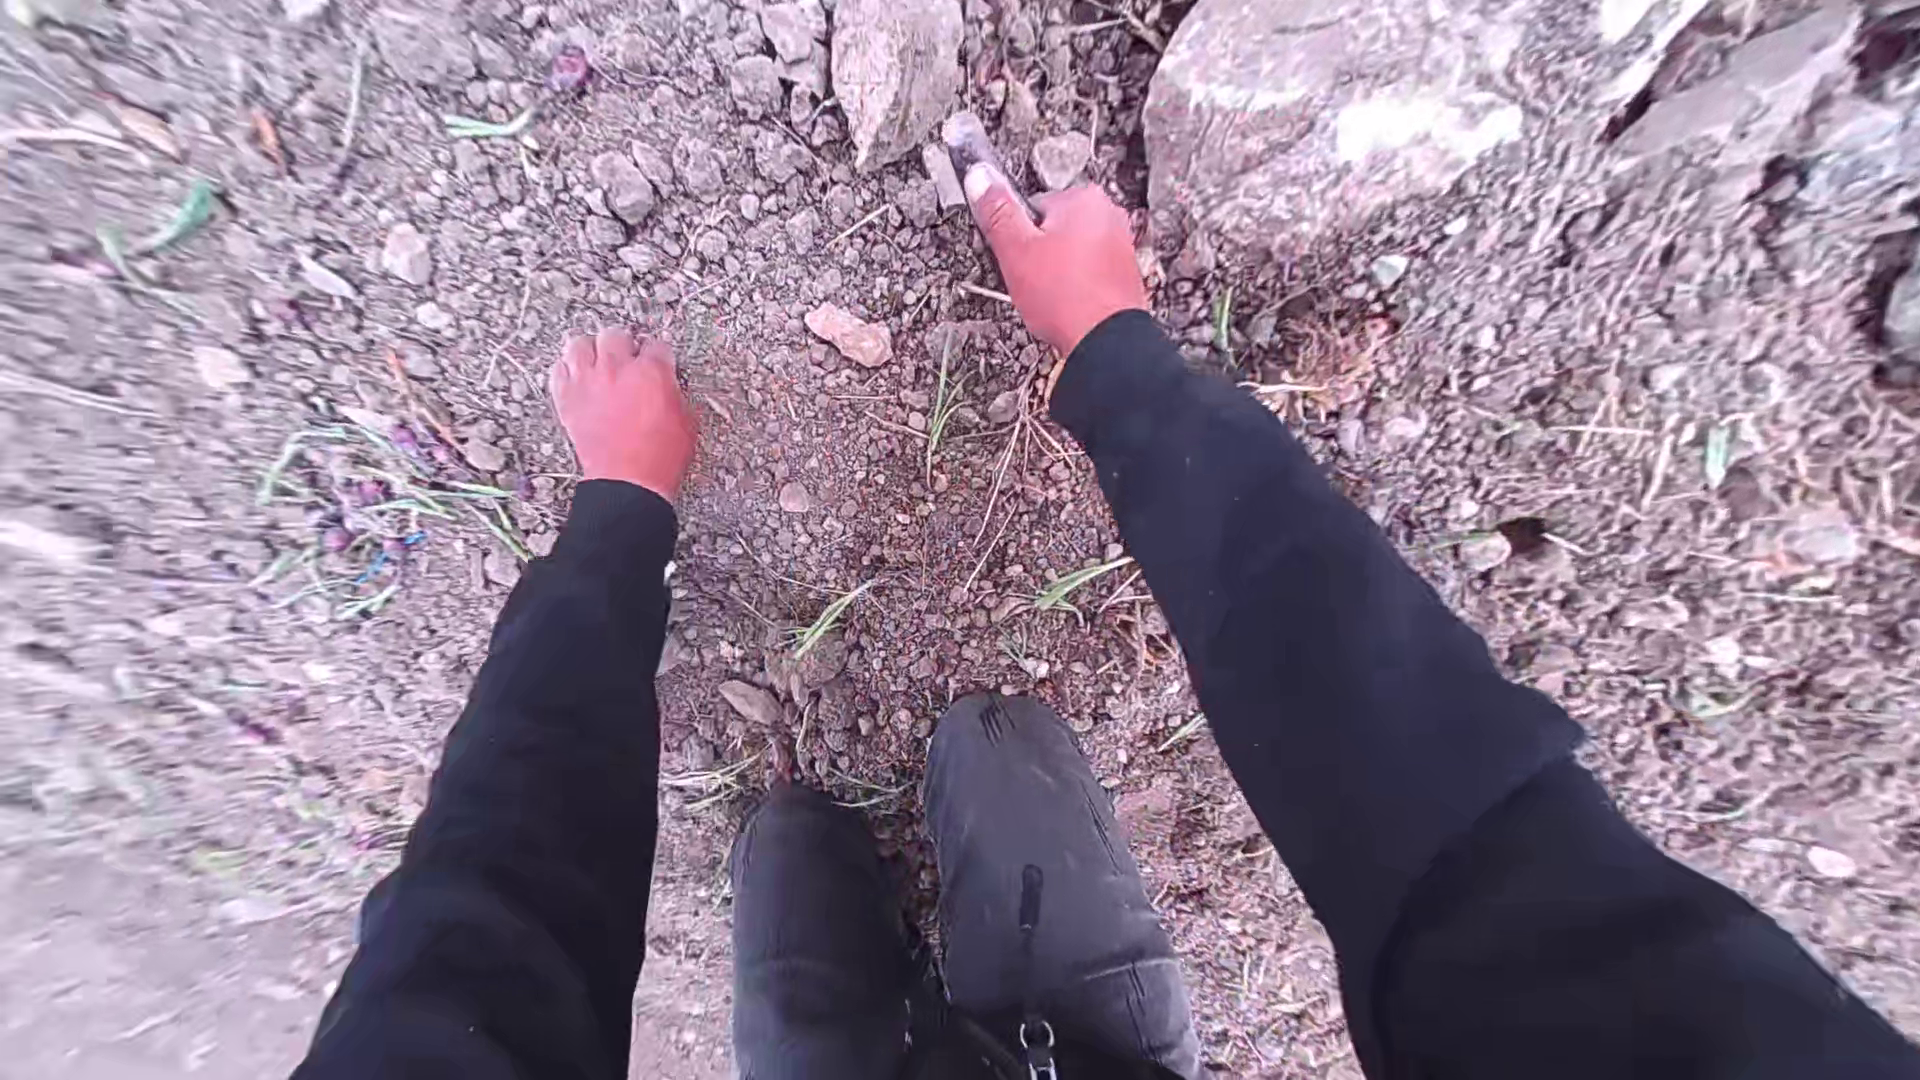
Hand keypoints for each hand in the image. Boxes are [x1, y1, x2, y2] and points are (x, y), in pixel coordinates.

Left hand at [549, 328, 695, 501]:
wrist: (630, 481)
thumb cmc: (659, 457)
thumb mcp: (687, 422)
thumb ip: (675, 394)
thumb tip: (668, 387)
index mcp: (652, 372)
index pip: (657, 345)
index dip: (660, 354)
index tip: (659, 359)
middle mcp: (617, 369)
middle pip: (615, 335)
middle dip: (625, 344)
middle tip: (628, 355)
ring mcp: (588, 381)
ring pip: (580, 343)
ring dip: (592, 349)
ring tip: (599, 360)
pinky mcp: (566, 397)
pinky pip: (559, 368)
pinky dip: (568, 369)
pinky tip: (579, 376)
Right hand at [964, 164, 1149, 354]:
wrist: (1105, 341)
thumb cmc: (1065, 298)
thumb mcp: (1016, 252)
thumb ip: (997, 213)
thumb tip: (979, 177)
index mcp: (1083, 199)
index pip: (1034, 207)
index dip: (1019, 238)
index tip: (1017, 260)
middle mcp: (1109, 215)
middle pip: (1056, 230)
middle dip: (1042, 255)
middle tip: (1034, 283)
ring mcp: (1121, 246)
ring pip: (1074, 255)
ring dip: (1059, 274)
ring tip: (1053, 298)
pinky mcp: (1125, 276)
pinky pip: (1090, 275)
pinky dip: (1078, 289)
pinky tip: (1070, 306)